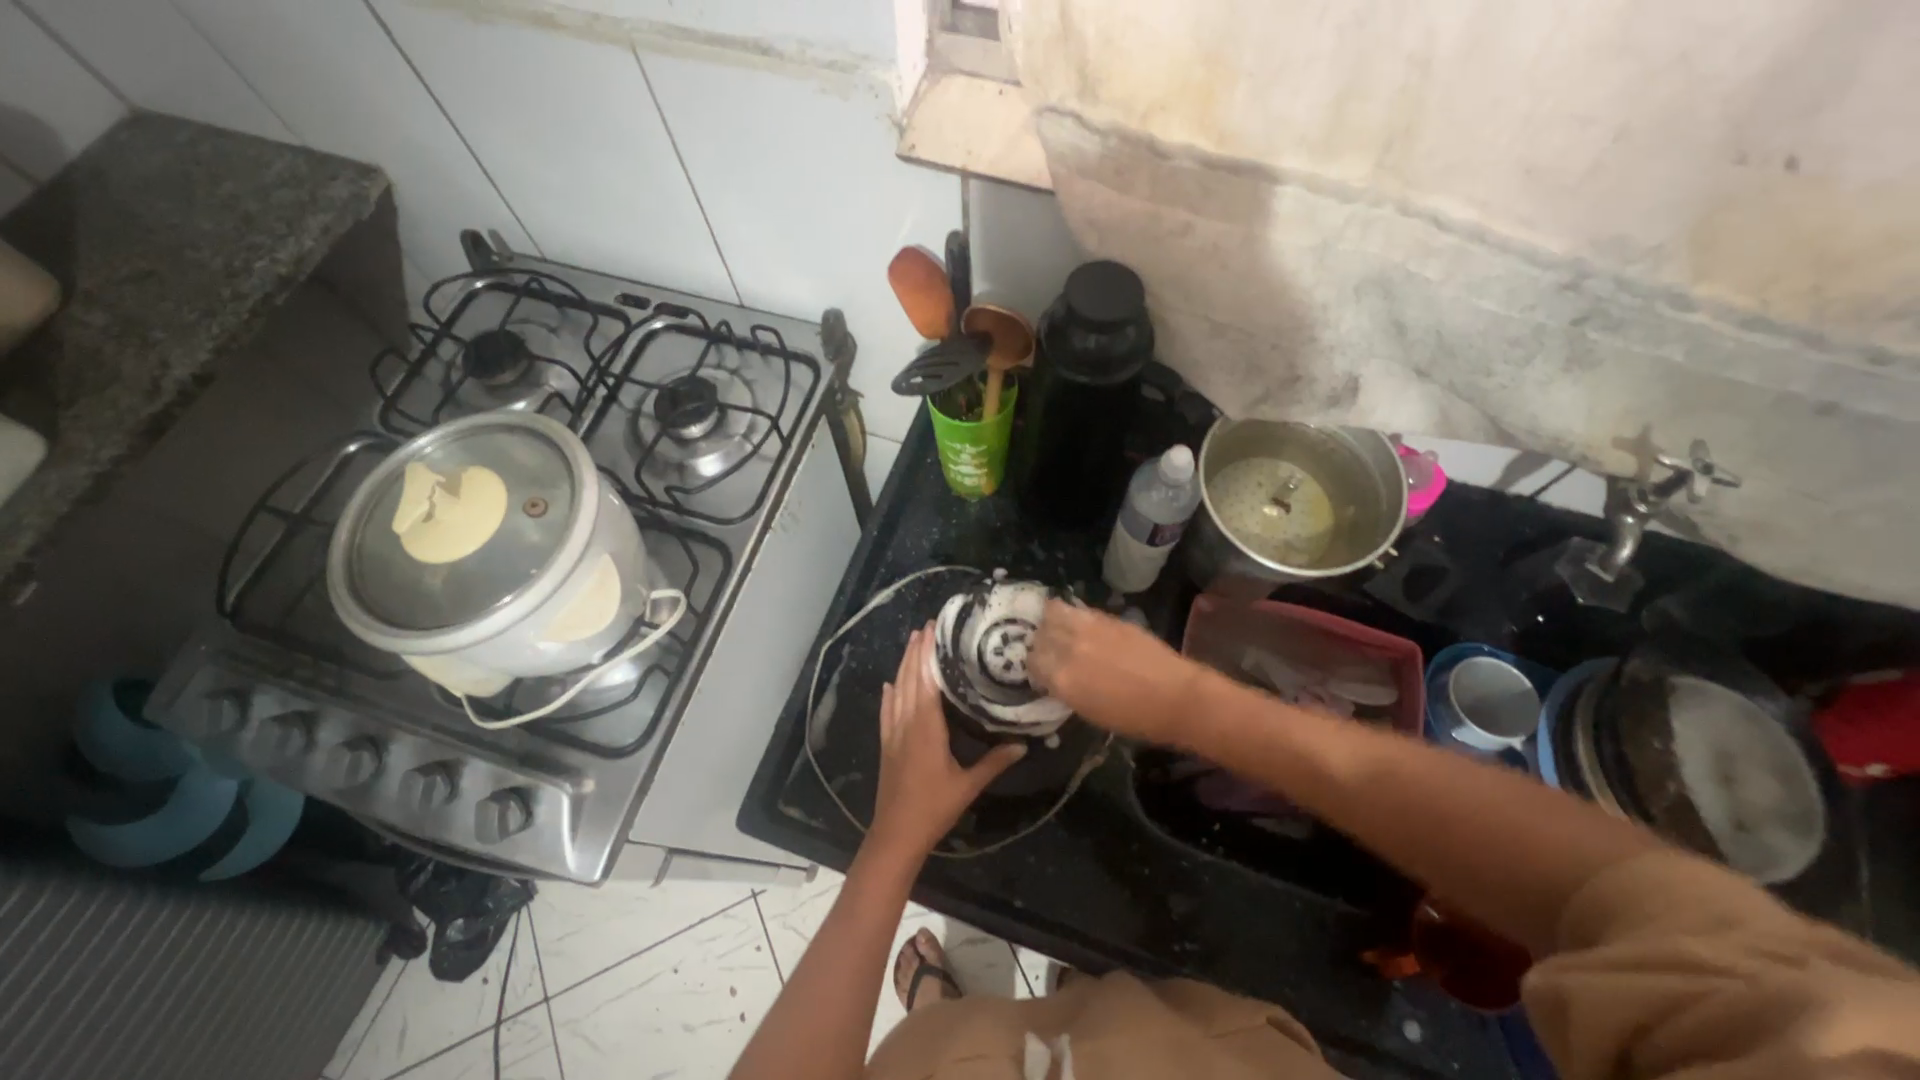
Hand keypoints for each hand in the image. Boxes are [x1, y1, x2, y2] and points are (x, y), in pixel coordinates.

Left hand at [868, 622, 1025, 859]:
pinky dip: (889, 695)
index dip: (927, 654)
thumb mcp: (968, 785)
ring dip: (903, 666)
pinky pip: (887, 712)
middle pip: (909, 679)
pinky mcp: (886, 746)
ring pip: (897, 691)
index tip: (932, 630)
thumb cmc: (934, 808)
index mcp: (926, 727)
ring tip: (911, 643)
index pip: (926, 680)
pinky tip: (890, 684)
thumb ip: (994, 762)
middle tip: (925, 627)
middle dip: (915, 652)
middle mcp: (907, 723)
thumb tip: (1022, 744)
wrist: (896, 833)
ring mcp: (893, 734)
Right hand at [1027, 600, 1204, 743]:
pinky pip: (1079, 610)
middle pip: (1039, 635)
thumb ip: (1065, 688)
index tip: (1043, 670)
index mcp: (1061, 679)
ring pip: (1053, 612)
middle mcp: (1069, 648)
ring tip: (1060, 629)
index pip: (1031, 662)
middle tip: (1049, 649)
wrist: (1176, 697)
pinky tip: (1081, 626)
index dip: (1036, 666)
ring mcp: (1089, 629)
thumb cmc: (1134, 718)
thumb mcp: (1088, 711)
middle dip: (1040, 642)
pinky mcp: (1109, 618)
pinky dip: (1074, 616)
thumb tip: (1054, 675)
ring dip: (1052, 621)